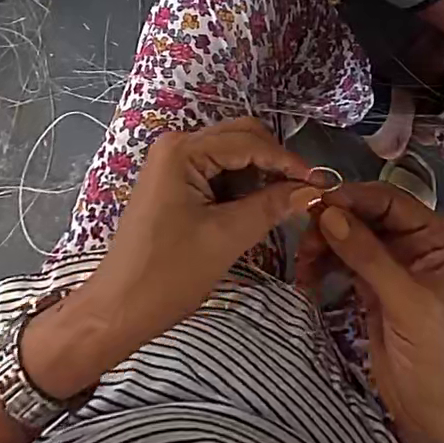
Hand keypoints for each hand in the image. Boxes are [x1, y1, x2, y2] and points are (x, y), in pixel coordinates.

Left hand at [66, 118, 321, 365]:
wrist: (121, 305)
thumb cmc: (169, 272)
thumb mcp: (225, 237)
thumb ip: (269, 207)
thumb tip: (311, 189)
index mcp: (182, 149)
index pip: (247, 141)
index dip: (287, 160)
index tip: (323, 182)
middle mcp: (175, 145)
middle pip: (238, 138)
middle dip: (273, 161)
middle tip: (307, 192)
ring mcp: (171, 162)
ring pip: (229, 154)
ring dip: (258, 173)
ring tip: (288, 202)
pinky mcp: (173, 181)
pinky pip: (215, 170)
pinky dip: (240, 184)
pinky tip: (259, 206)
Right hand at [299, 182, 443, 442]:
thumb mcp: (410, 306)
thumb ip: (369, 256)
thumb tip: (327, 211)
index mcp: (438, 243)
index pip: (390, 202)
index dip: (352, 197)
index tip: (315, 202)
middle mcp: (415, 248)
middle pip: (364, 216)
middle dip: (331, 222)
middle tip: (304, 237)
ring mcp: (391, 268)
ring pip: (347, 236)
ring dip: (322, 243)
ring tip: (303, 262)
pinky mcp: (371, 289)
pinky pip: (340, 261)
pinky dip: (321, 264)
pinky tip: (308, 276)